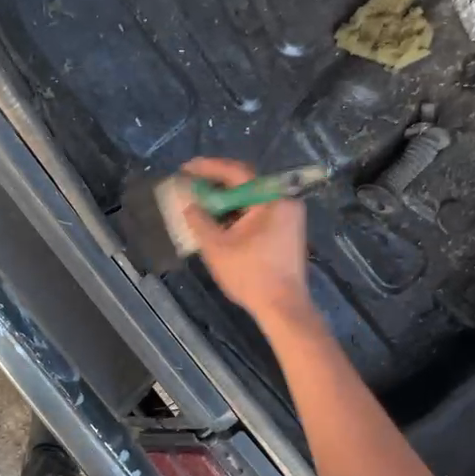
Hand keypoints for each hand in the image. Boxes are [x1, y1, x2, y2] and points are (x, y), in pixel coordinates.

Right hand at [180, 158, 317, 327]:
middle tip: (191, 185)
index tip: (186, 168)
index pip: (237, 172)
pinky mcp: (287, 231)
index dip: (208, 168)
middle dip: (216, 185)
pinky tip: (219, 222)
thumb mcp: (217, 247)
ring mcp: (289, 216)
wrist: (283, 307)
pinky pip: (258, 213)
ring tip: (200, 204)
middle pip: (245, 184)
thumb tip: (187, 203)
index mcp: (272, 199)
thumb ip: (199, 219)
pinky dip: (238, 215)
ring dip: (226, 202)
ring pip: (251, 200)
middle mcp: (284, 201)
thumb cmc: (251, 276)